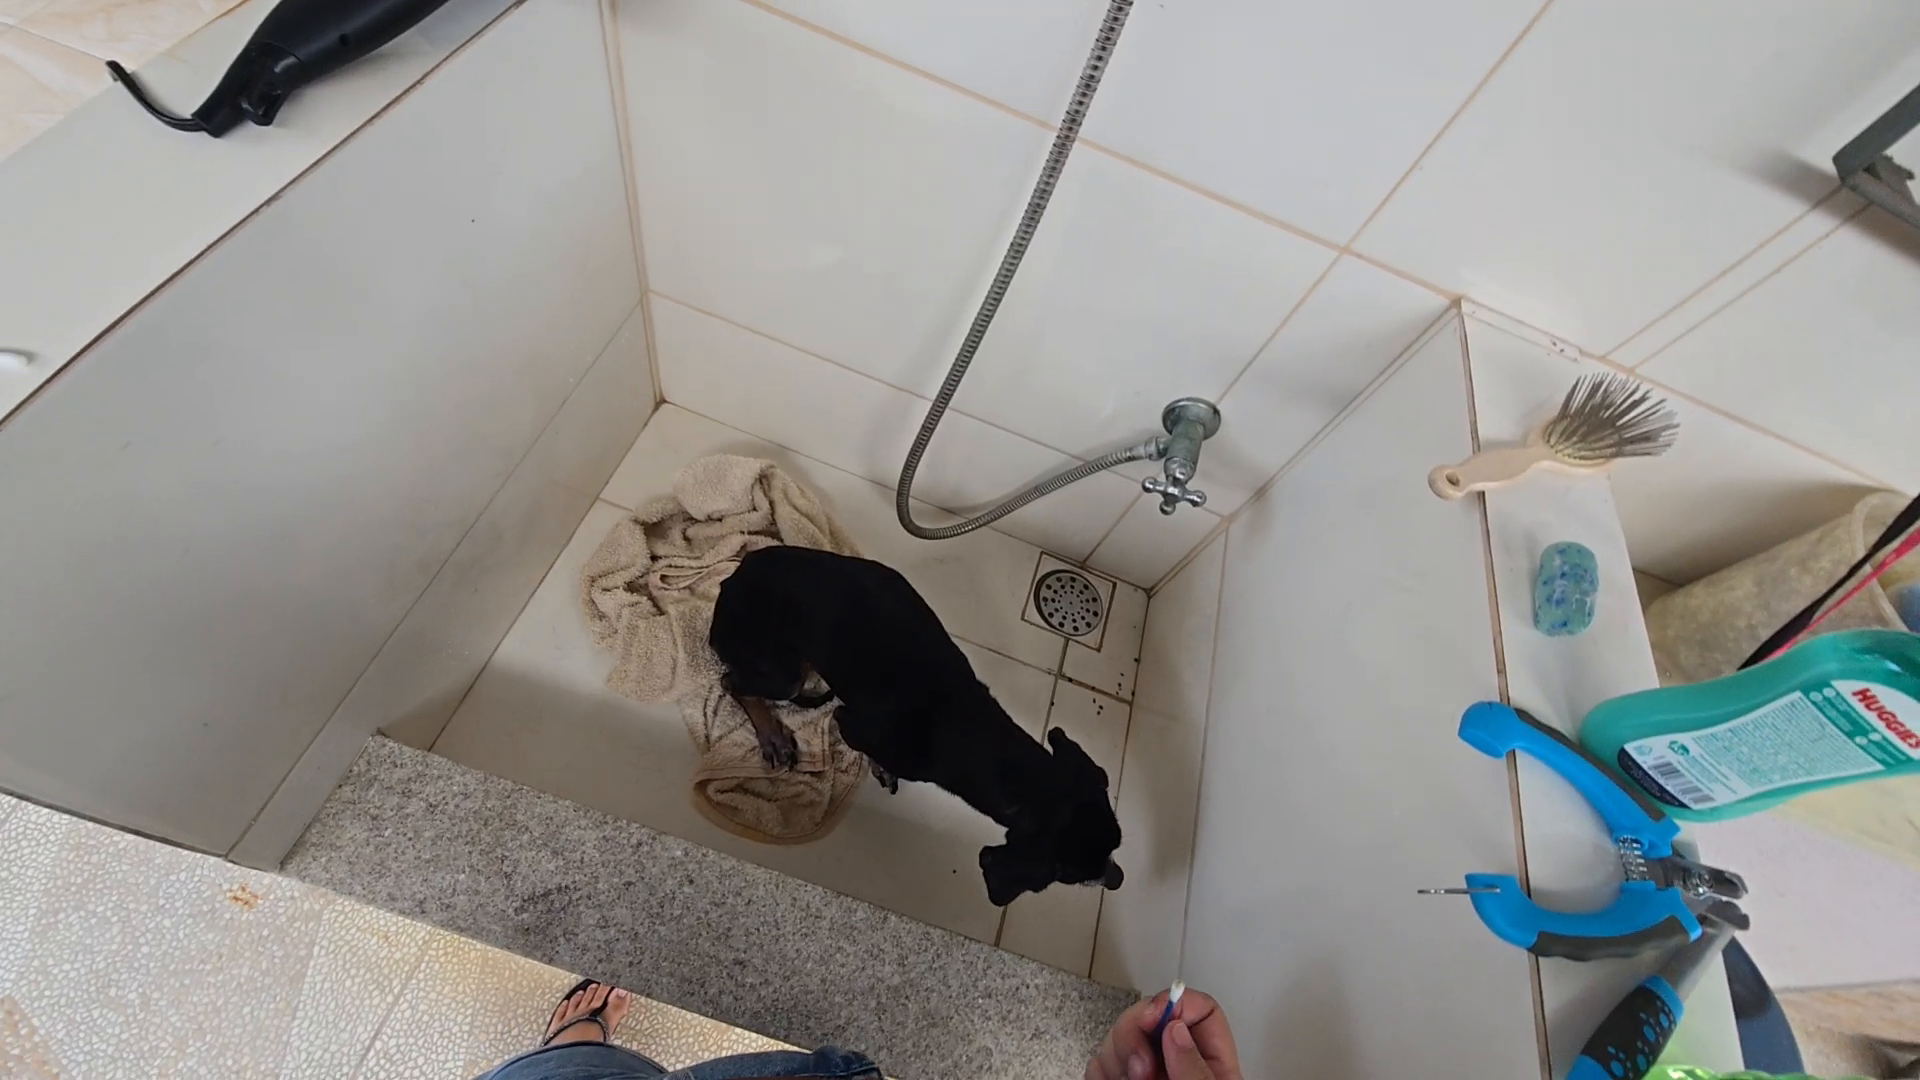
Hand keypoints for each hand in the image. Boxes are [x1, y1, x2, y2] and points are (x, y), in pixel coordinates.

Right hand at [1086, 987, 1242, 1079]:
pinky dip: (1101, 1071)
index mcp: (1211, 1064)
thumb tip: (1174, 1028)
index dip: (1175, 1002)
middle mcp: (1176, 1062)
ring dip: (1116, 1056)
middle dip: (1134, 1034)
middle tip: (1139, 1070)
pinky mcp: (1120, 1079)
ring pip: (1120, 1036)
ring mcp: (1147, 1071)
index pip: (1200, 1007)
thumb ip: (1194, 1068)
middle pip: (1150, 1015)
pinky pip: (1099, 1061)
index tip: (1153, 1017)